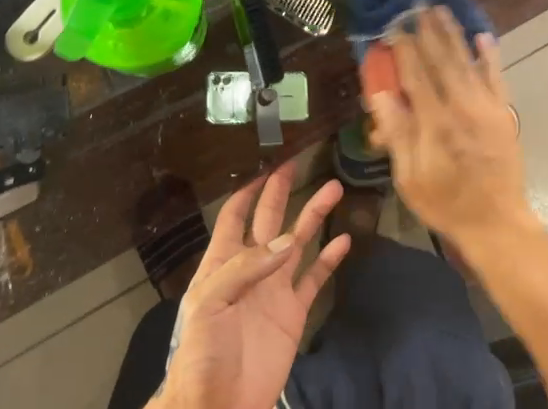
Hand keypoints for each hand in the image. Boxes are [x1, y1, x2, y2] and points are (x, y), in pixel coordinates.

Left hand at [157, 161, 349, 408]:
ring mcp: (275, 290)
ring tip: (334, 189)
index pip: (235, 216)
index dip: (248, 191)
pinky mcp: (294, 313)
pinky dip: (329, 259)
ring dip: (313, 216)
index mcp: (223, 264)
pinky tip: (344, 240)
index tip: (266, 164)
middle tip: (299, 162)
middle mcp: (252, 269)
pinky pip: (314, 278)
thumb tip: (288, 239)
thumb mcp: (210, 304)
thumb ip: (246, 267)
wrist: (218, 406)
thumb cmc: (203, 354)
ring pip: (298, 242)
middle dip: (282, 191)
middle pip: (270, 219)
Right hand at [367, 7, 532, 256]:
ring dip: (453, 34)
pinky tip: (482, 36)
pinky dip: (489, 55)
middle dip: (428, 31)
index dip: (404, 50)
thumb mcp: (409, 178)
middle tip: (417, 5)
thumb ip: (397, 134)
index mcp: (435, 123)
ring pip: (467, 61)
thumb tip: (381, 95)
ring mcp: (486, 107)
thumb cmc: (445, 203)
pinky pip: (495, 76)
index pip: (416, 75)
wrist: (496, 222)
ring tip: (441, 10)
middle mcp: (462, 107)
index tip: (394, 28)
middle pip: (442, 60)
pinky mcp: (503, 113)